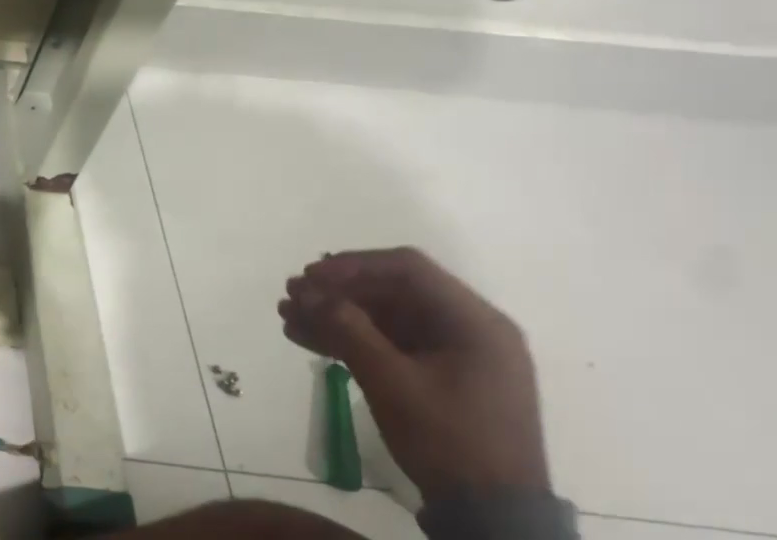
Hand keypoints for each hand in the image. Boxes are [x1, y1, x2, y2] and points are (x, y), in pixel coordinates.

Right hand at [280, 248, 548, 500]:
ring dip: (338, 316)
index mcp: (474, 322)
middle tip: (291, 296)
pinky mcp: (442, 378)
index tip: (310, 278)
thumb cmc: (448, 439)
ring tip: (289, 317)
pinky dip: (353, 340)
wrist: (491, 517)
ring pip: (386, 318)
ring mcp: (457, 356)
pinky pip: (391, 344)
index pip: (407, 269)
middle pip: (393, 292)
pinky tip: (309, 340)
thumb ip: (348, 328)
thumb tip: (308, 292)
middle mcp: (470, 329)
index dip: (352, 266)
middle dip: (338, 293)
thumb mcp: (391, 382)